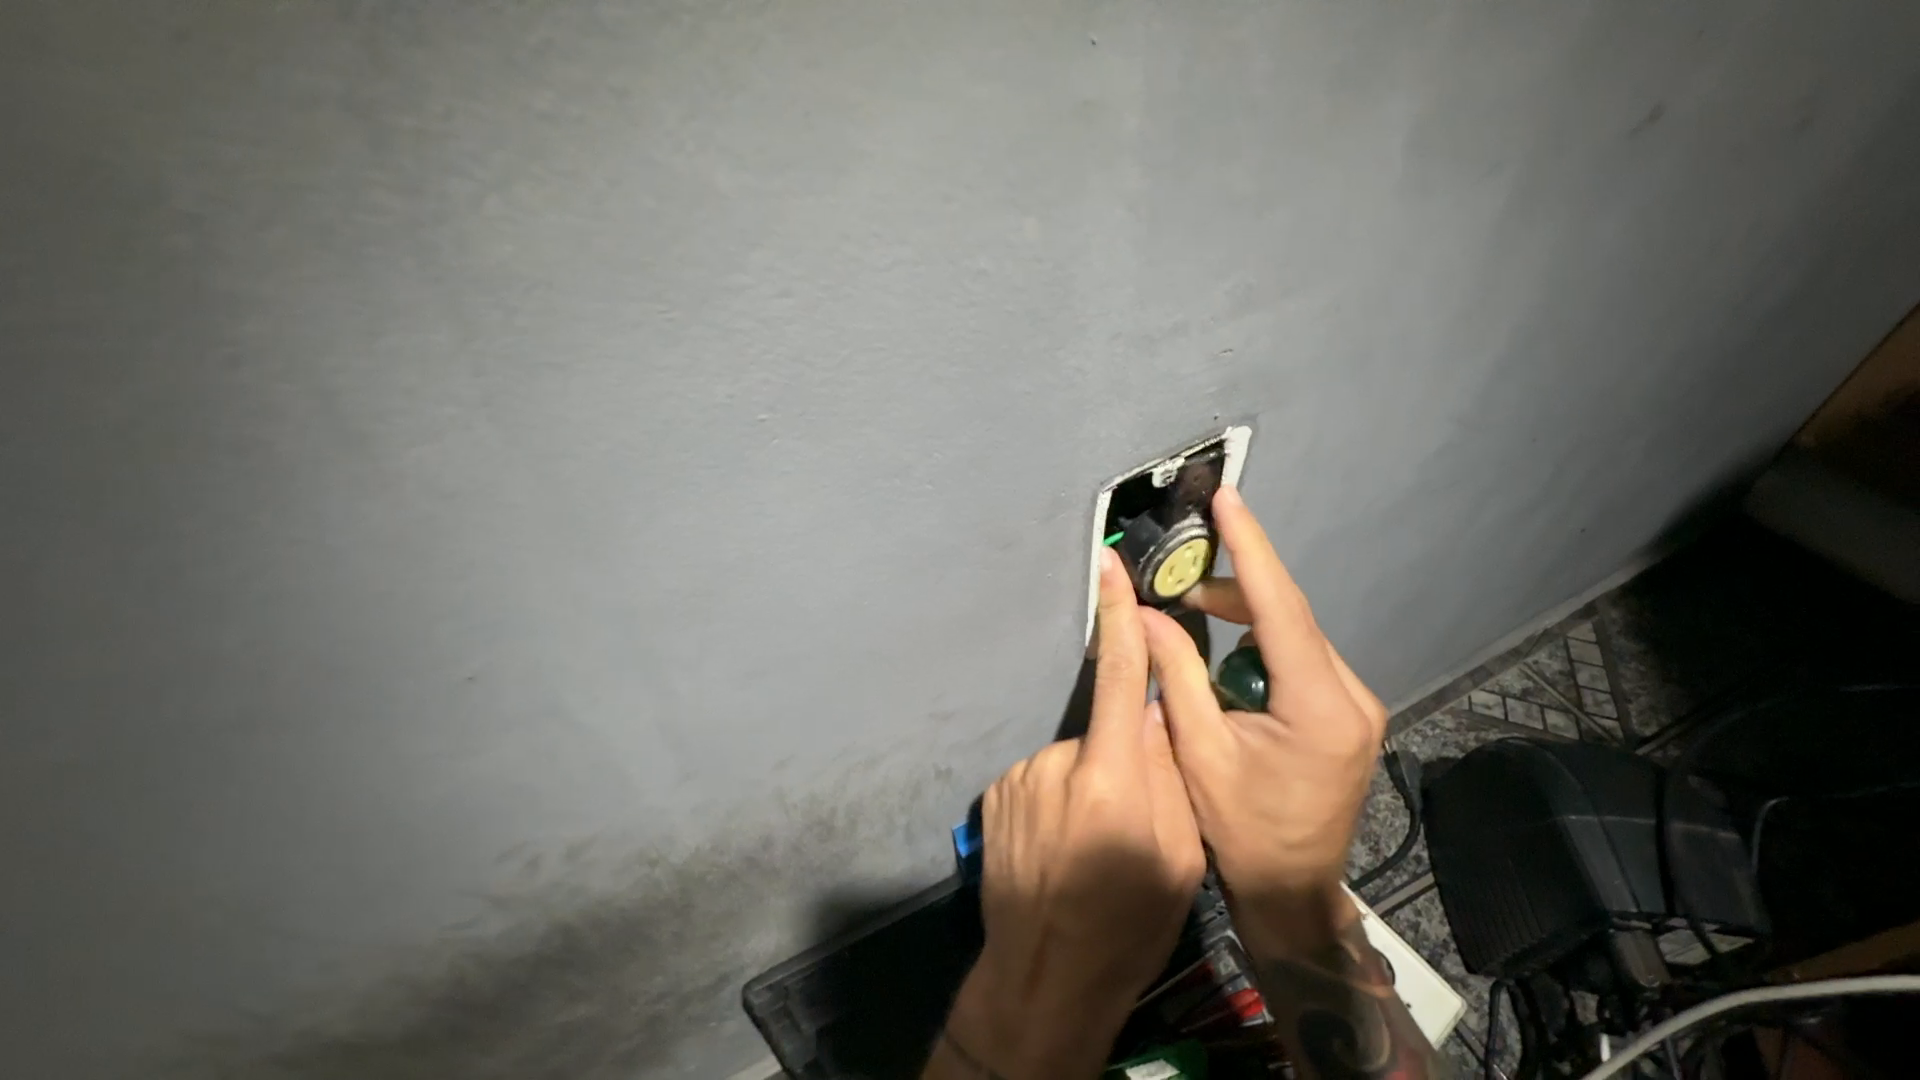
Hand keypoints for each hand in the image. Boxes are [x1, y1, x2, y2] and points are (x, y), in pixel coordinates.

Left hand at [932, 549, 1205, 1079]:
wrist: (1046, 976)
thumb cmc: (1127, 925)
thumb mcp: (1180, 856)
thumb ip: (1168, 773)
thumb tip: (1150, 712)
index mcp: (1111, 778)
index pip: (1117, 678)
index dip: (1116, 617)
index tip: (1104, 563)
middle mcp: (1056, 764)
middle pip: (1102, 733)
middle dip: (1121, 759)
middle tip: (1129, 823)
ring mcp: (1018, 779)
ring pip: (1071, 761)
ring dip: (1086, 786)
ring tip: (1089, 846)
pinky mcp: (994, 796)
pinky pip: (1040, 780)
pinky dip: (1055, 801)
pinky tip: (1059, 848)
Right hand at [1139, 486, 1387, 949]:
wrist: (1293, 890)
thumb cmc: (1241, 830)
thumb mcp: (1198, 750)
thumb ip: (1175, 674)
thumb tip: (1143, 613)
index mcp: (1318, 705)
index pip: (1280, 607)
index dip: (1251, 549)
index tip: (1230, 501)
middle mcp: (1351, 695)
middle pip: (1289, 616)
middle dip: (1236, 589)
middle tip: (1181, 585)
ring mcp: (1358, 705)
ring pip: (1296, 635)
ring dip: (1248, 618)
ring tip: (1195, 616)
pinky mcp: (1349, 714)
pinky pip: (1302, 658)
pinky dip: (1263, 645)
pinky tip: (1229, 658)